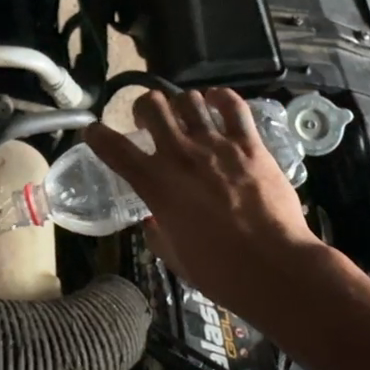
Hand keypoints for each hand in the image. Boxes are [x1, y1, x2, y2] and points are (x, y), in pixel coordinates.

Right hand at [87, 87, 322, 304]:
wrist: (274, 269)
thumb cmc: (220, 272)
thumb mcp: (175, 257)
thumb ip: (158, 233)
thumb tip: (154, 222)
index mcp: (155, 183)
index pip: (112, 146)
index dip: (97, 134)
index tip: (94, 131)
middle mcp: (180, 155)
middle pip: (152, 105)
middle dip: (145, 107)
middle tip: (150, 121)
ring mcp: (216, 145)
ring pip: (189, 100)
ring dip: (181, 104)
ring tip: (186, 115)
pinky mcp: (249, 145)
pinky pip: (233, 106)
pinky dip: (221, 98)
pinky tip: (217, 102)